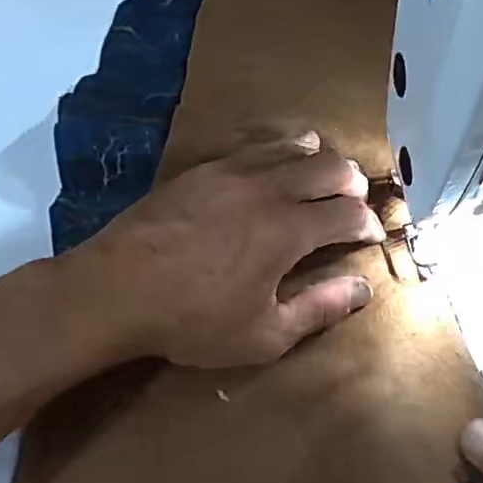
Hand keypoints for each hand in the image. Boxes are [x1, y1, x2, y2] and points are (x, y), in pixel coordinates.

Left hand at [61, 131, 385, 367]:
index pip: (350, 213)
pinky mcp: (205, 169)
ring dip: (323, 161)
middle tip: (355, 204)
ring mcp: (235, 173)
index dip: (369, 224)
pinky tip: (283, 161)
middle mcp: (270, 191)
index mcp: (290, 231)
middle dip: (354, 185)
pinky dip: (283, 151)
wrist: (111, 292)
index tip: (371, 237)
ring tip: (328, 178)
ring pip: (297, 148)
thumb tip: (364, 288)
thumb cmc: (192, 321)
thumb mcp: (265, 335)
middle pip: (332, 168)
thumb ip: (320, 309)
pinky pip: (257, 147)